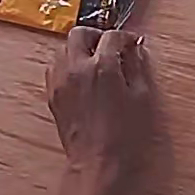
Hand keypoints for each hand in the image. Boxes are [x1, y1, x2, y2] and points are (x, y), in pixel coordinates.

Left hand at [47, 28, 154, 192]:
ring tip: (94, 62)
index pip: (111, 36)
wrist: (97, 161)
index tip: (131, 44)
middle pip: (79, 33)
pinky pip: (55, 67)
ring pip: (63, 48)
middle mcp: (76, 67)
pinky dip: (67, 65)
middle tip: (109, 47)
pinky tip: (81, 77)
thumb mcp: (141, 97)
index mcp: (102, 66)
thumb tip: (134, 50)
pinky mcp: (52, 93)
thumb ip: (137, 67)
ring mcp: (60, 80)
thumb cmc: (124, 134)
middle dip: (96, 35)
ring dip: (79, 49)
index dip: (124, 37)